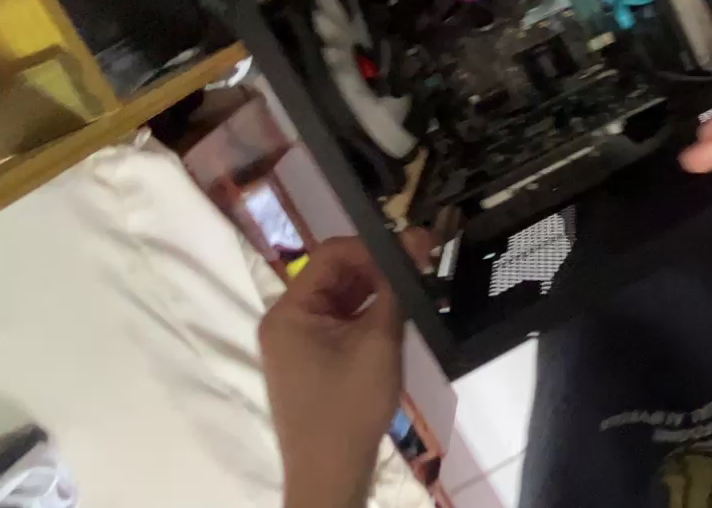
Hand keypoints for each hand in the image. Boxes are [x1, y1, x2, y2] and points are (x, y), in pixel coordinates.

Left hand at [260, 237, 408, 507]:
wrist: (331, 474)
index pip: (333, 254)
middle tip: (424, 264)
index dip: (375, 247)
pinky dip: (370, 308)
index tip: (415, 251)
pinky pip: (343, 315)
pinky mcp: (313, 354)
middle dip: (380, 265)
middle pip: (337, 271)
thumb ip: (396, 284)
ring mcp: (298, 338)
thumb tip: (416, 236)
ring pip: (343, 292)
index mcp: (290, 312)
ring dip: (379, 286)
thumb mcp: (380, 338)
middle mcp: (287, 319)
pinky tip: (399, 311)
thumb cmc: (351, 405)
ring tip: (417, 287)